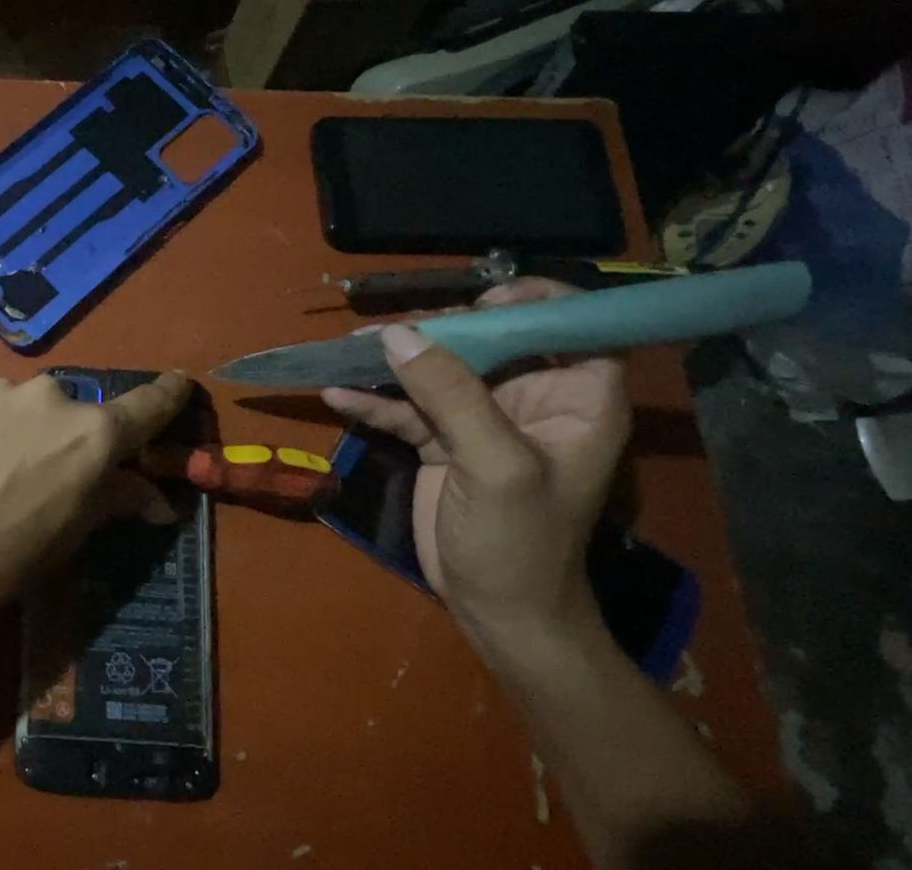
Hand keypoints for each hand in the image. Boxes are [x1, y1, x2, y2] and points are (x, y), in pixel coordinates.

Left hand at [0, 372, 190, 628]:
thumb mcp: (65, 541)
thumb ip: (114, 503)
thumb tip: (157, 500)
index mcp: (92, 436)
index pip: (147, 406)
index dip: (168, 397)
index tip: (178, 386)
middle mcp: (51, 397)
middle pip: (76, 412)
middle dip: (69, 438)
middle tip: (42, 477)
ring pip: (25, 405)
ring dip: (21, 430)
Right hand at [322, 279, 629, 651]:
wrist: (497, 611)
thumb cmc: (521, 542)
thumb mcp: (495, 465)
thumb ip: (450, 394)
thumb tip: (397, 334)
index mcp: (574, 400)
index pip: (575, 327)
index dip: (538, 303)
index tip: (484, 300)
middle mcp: (530, 400)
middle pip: (489, 342)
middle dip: (441, 330)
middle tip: (393, 332)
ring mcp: (480, 422)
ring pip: (438, 372)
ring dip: (395, 362)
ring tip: (347, 352)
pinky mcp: (441, 444)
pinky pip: (405, 410)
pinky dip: (373, 401)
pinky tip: (336, 394)